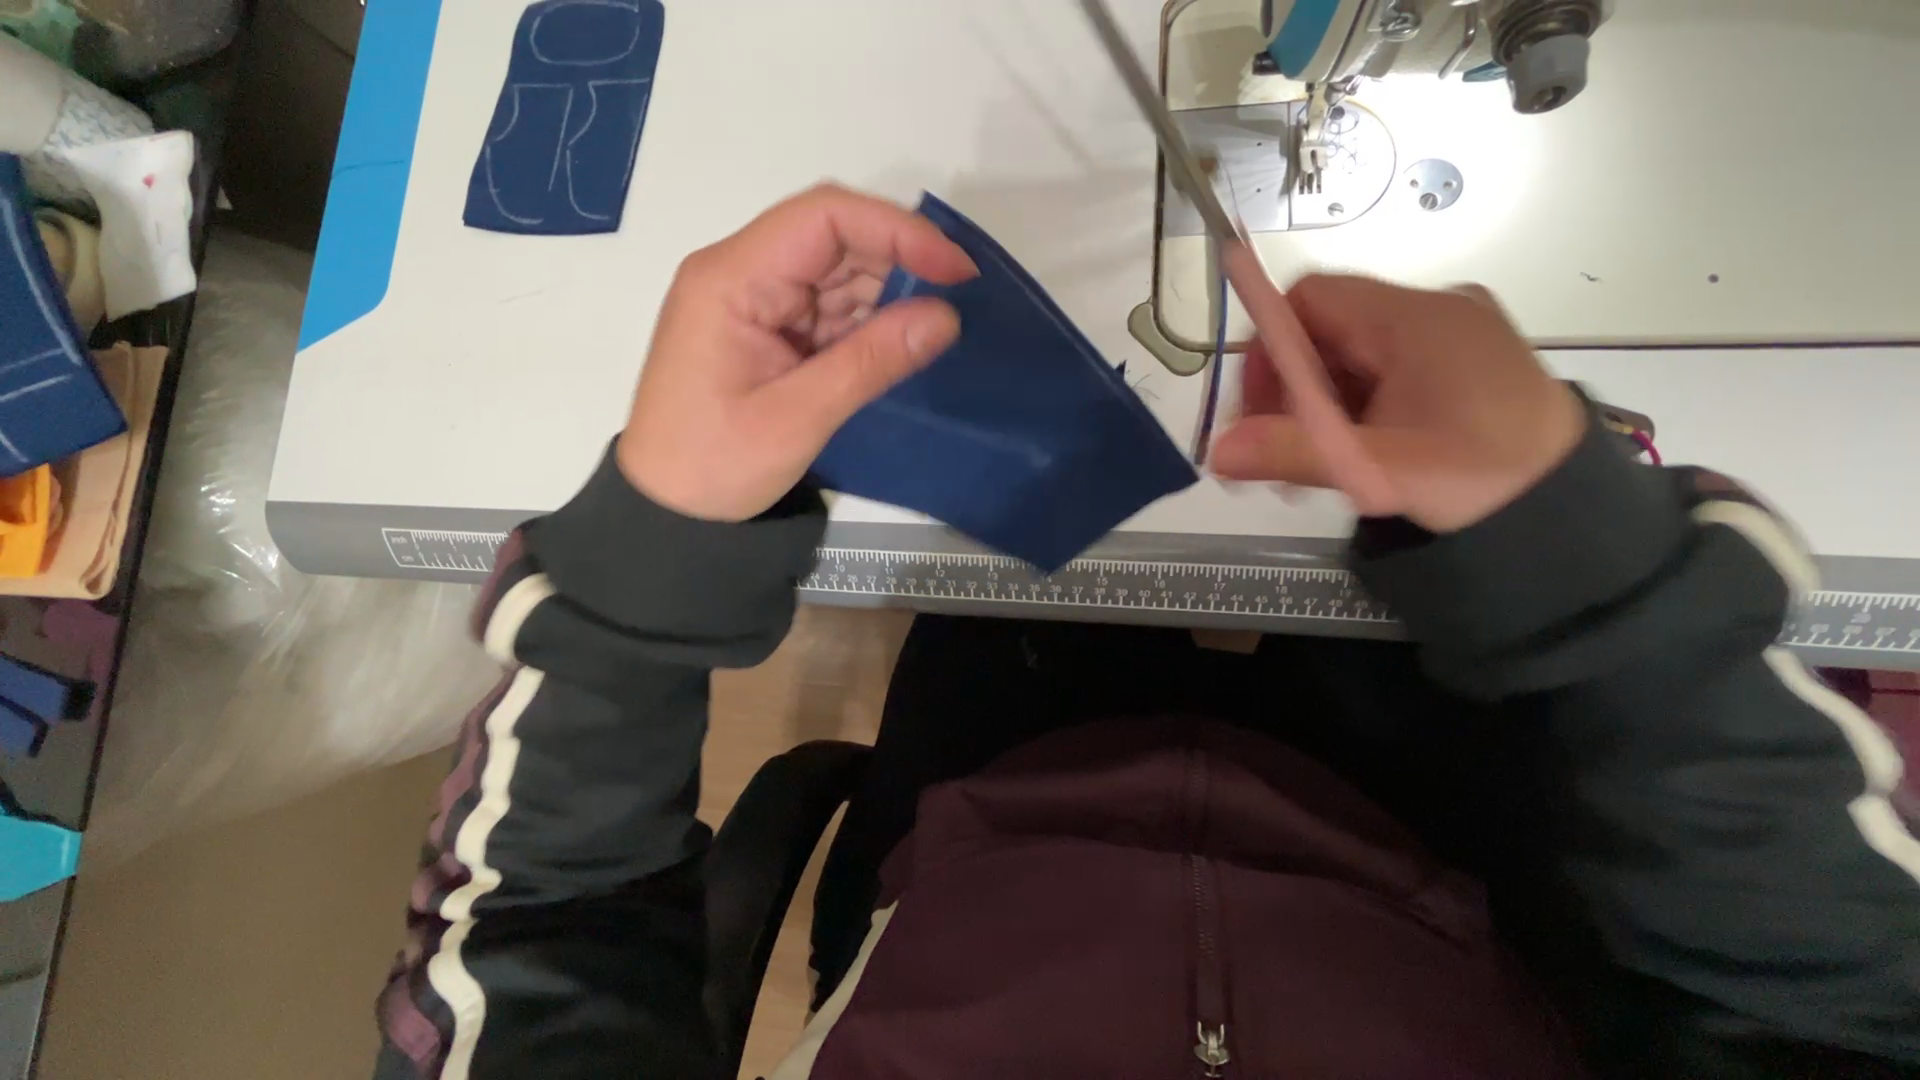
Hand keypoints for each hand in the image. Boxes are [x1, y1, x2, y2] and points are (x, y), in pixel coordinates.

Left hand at [617, 185, 977, 521]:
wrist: (669, 512)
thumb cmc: (716, 465)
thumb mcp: (798, 417)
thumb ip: (872, 361)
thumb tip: (947, 316)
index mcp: (732, 278)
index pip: (823, 218)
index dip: (896, 231)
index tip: (953, 270)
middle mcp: (741, 274)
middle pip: (831, 238)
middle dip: (897, 261)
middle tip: (956, 298)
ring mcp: (754, 302)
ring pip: (834, 272)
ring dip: (886, 293)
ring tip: (935, 324)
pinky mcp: (767, 330)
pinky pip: (826, 308)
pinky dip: (866, 321)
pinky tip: (898, 340)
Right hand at [1210, 273, 1587, 532]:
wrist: (1569, 509)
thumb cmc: (1481, 476)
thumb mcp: (1378, 468)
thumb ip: (1294, 452)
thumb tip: (1218, 452)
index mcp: (1414, 319)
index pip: (1312, 297)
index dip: (1270, 344)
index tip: (1259, 406)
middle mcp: (1432, 312)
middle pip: (1326, 328)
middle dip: (1290, 387)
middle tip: (1277, 445)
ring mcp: (1449, 336)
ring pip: (1350, 354)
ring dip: (1319, 403)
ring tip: (1316, 460)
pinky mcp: (1459, 364)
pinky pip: (1382, 370)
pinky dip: (1353, 406)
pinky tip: (1352, 450)